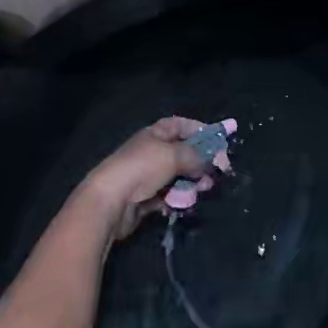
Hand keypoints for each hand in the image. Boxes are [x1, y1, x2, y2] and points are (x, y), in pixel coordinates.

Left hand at [80, 117, 208, 237]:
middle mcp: (151, 152)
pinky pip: (168, 195)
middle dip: (201, 162)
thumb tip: (210, 162)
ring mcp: (147, 175)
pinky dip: (177, 198)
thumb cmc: (143, 168)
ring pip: (178, 176)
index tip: (218, 139)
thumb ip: (198, 155)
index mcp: (155, 134)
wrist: (109, 201)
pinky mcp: (144, 197)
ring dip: (192, 183)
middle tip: (216, 172)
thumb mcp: (176, 154)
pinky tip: (184, 203)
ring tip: (202, 190)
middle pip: (183, 153)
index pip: (181, 125)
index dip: (200, 129)